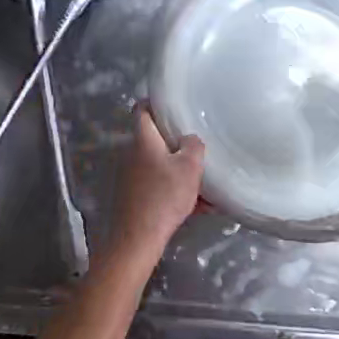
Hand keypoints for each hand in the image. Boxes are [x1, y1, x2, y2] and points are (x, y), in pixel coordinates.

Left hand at [109, 105, 204, 258]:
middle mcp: (132, 153)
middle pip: (155, 139)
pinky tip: (201, 207)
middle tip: (198, 145)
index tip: (175, 105)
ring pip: (161, 165)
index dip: (156, 102)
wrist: (139, 237)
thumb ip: (193, 146)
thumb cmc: (164, 195)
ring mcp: (131, 175)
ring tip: (207, 184)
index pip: (142, 109)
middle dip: (177, 143)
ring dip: (182, 172)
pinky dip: (177, 191)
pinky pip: (160, 185)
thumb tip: (189, 139)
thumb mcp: (189, 167)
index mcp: (143, 140)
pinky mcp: (135, 195)